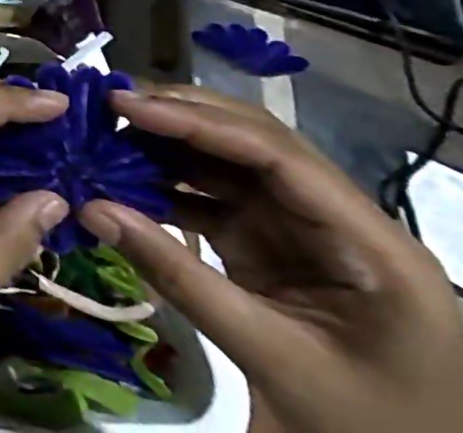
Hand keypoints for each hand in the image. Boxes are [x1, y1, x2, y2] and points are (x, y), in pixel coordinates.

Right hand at [78, 86, 462, 432]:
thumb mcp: (274, 360)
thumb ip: (181, 279)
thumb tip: (93, 210)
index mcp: (369, 242)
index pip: (277, 155)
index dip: (199, 123)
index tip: (130, 105)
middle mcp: (339, 219)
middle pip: (257, 145)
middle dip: (184, 119)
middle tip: (114, 102)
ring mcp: (307, 233)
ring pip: (234, 167)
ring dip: (174, 149)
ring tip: (112, 133)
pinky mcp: (278, 250)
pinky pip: (221, 203)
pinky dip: (174, 190)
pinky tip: (130, 182)